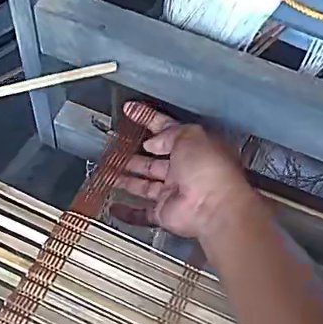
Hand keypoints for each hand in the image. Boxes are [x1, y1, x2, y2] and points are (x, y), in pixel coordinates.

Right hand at [119, 102, 258, 239]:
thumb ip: (168, 134)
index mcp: (194, 148)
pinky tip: (115, 206)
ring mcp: (174, 193)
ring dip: (126, 179)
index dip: (147, 119)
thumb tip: (152, 141)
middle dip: (134, 154)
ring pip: (145, 185)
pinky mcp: (165, 213)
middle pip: (153, 160)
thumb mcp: (189, 136)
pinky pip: (143, 213)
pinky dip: (128, 212)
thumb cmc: (210, 169)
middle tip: (115, 147)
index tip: (130, 110)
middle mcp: (185, 171)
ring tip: (108, 170)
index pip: (166, 130)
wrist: (214, 207)